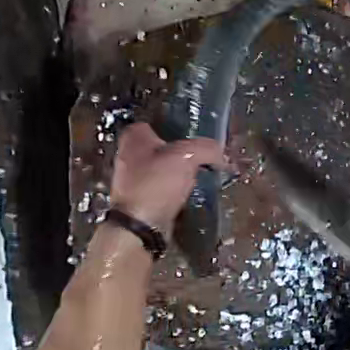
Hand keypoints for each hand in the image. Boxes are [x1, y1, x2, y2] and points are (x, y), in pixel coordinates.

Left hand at [109, 123, 226, 227]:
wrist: (139, 226)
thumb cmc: (157, 183)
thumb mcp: (188, 157)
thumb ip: (207, 148)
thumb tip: (222, 153)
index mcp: (134, 137)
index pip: (162, 123)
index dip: (182, 129)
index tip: (199, 137)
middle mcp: (127, 153)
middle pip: (165, 146)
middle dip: (183, 152)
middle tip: (204, 157)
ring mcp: (131, 177)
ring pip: (164, 167)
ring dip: (180, 172)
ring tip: (200, 176)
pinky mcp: (138, 197)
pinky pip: (162, 186)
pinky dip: (174, 189)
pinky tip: (188, 192)